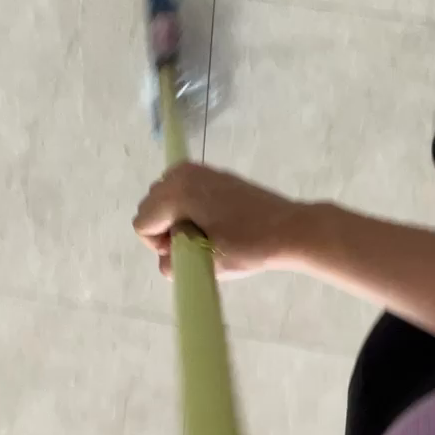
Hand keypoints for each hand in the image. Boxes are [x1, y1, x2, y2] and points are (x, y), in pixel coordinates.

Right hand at [133, 164, 314, 277]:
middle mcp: (184, 173)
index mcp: (177, 192)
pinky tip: (217, 221)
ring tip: (209, 233)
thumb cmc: (249, 246)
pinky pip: (185, 193)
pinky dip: (191, 208)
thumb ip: (173, 264)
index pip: (142, 223)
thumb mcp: (205, 264)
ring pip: (167, 199)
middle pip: (151, 207)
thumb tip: (168, 258)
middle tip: (199, 242)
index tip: (188, 250)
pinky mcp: (215, 174)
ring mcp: (200, 170)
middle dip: (166, 228)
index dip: (159, 244)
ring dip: (178, 218)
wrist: (291, 229)